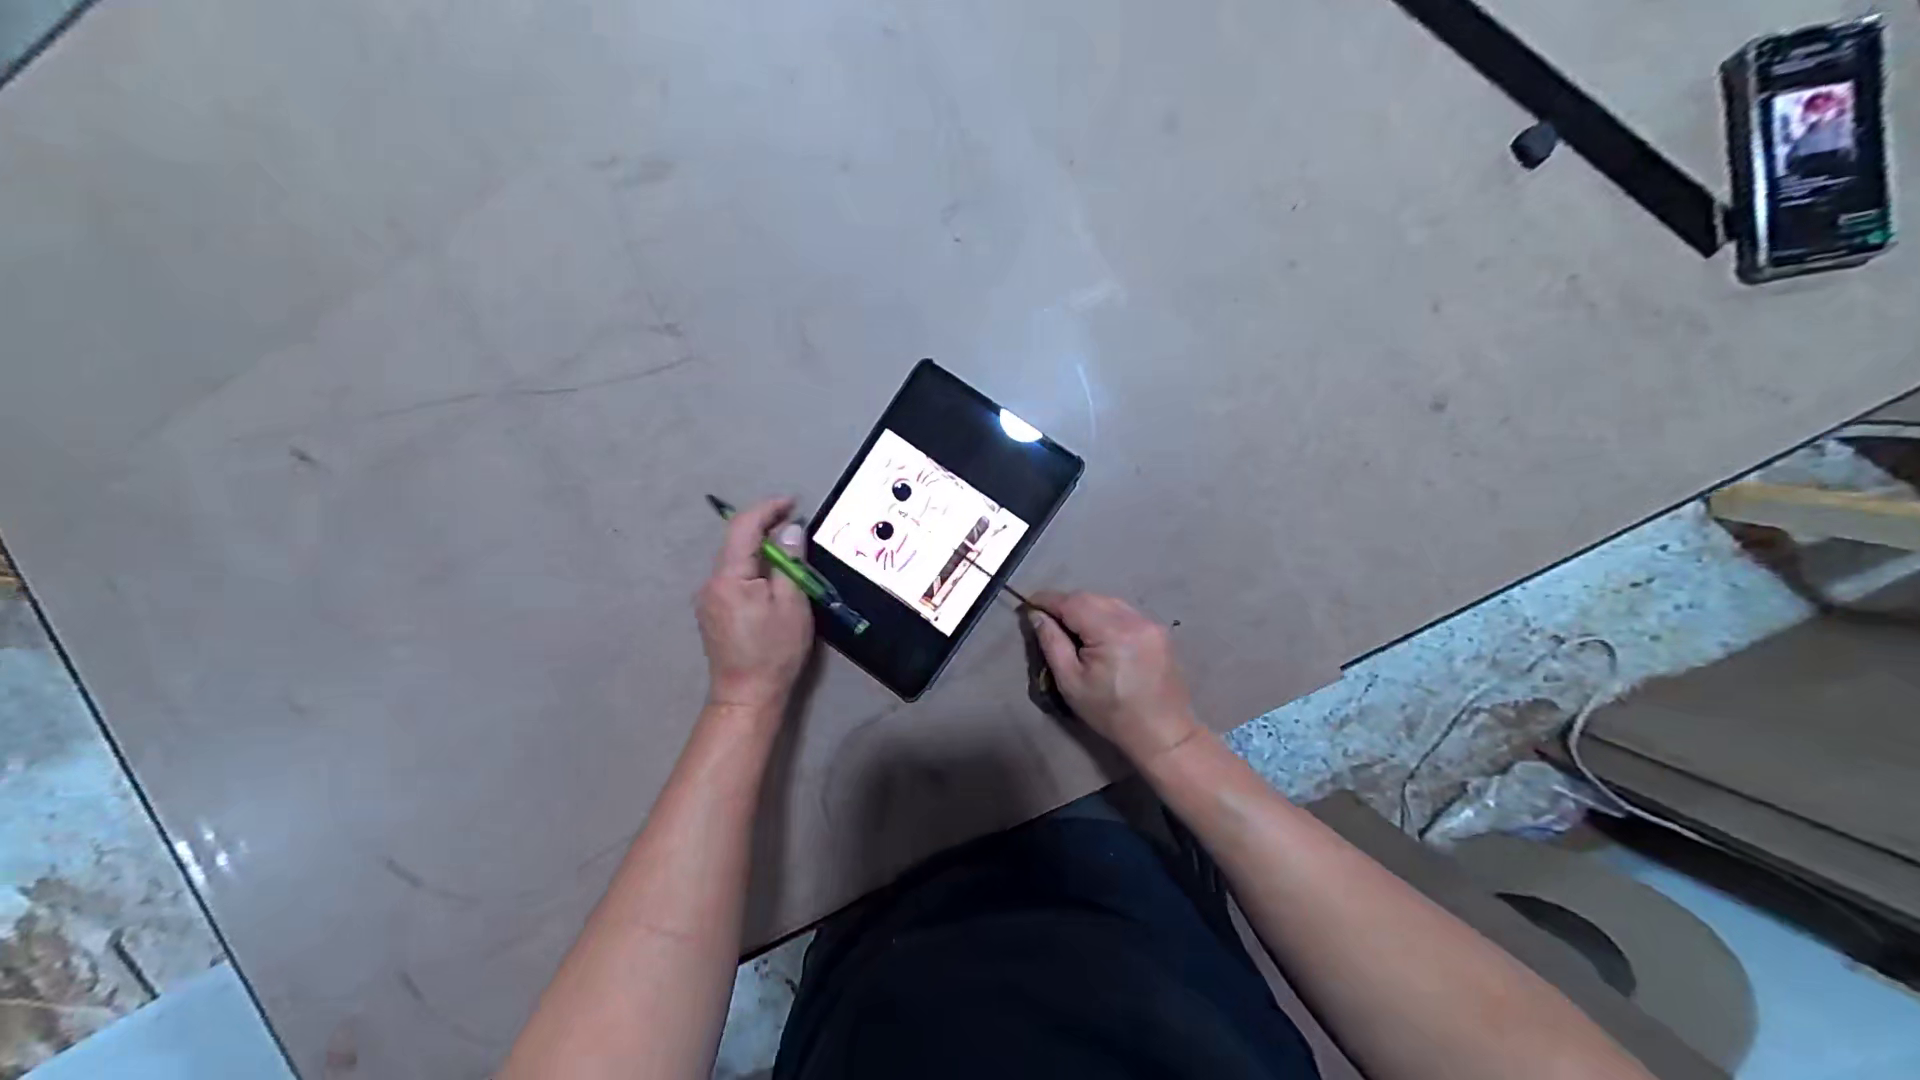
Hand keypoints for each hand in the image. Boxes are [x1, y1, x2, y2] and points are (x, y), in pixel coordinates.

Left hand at [696, 497, 814, 713]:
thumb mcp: (792, 604)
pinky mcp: (711, 612)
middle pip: (736, 542)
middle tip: (795, 524)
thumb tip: (790, 529)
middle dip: (765, 528)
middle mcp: (710, 582)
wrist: (747, 695)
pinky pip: (732, 577)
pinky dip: (752, 567)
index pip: (743, 527)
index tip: (792, 503)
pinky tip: (771, 577)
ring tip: (789, 551)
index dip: (767, 509)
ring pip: (734, 560)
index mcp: (728, 577)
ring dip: (759, 549)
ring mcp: (707, 598)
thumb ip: (790, 562)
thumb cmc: (774, 651)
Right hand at [1026, 591, 1202, 765]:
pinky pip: (1125, 612)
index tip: (1028, 604)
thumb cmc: (1111, 713)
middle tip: (1046, 617)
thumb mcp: (1071, 682)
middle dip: (1066, 603)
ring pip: (1109, 601)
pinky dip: (1105, 615)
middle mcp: (1135, 620)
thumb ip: (1052, 643)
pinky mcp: (1159, 630)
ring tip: (1069, 625)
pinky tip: (1097, 632)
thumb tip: (1036, 615)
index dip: (1048, 599)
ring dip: (1086, 607)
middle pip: (1091, 598)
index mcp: (1113, 633)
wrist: (1163, 733)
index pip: (1073, 602)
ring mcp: (1151, 623)